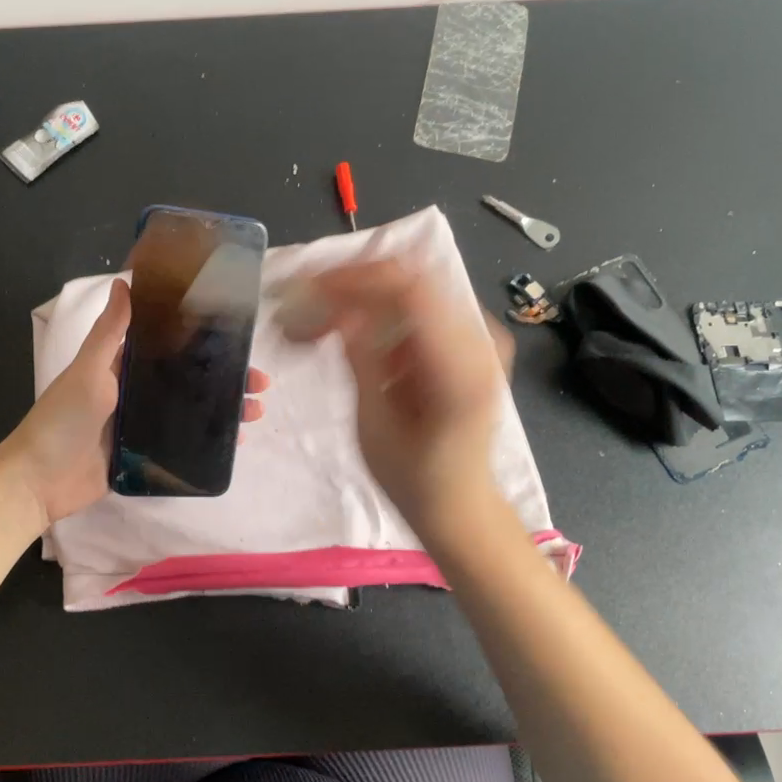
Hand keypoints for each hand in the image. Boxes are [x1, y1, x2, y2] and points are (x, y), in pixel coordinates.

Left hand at [0, 278, 270, 528]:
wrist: (40, 480)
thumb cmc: (62, 420)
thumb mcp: (88, 371)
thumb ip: (110, 333)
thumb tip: (125, 281)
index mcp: (119, 367)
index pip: (168, 347)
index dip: (202, 342)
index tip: (236, 339)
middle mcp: (133, 393)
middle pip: (186, 381)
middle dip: (223, 380)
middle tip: (259, 383)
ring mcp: (139, 427)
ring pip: (189, 412)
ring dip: (222, 410)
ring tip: (255, 412)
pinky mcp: (142, 458)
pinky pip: (180, 446)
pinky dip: (207, 441)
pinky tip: (234, 441)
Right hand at [280, 260, 508, 539]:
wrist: (460, 504)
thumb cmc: (414, 480)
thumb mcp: (376, 427)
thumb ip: (363, 361)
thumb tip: (341, 310)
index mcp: (461, 367)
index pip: (410, 292)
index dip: (354, 281)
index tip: (304, 290)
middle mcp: (480, 341)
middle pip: (412, 278)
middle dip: (350, 283)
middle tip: (300, 299)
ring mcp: (478, 337)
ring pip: (411, 286)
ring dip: (359, 295)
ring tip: (313, 319)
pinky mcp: (466, 340)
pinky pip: (417, 306)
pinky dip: (376, 310)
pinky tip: (342, 330)